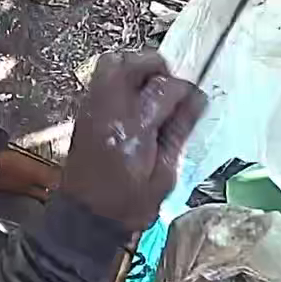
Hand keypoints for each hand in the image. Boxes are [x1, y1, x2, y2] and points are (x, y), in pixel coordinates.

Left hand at [59, 52, 205, 231]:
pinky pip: (101, 79)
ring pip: (111, 63)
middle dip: (157, 66)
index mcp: (132, 129)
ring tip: (152, 89)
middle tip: (172, 86)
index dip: (186, 90)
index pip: (164, 88)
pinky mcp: (84, 113)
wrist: (85, 219)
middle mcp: (108, 111)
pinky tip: (135, 101)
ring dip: (136, 68)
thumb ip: (178, 133)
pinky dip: (121, 79)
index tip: (196, 99)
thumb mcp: (165, 176)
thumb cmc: (125, 205)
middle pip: (131, 62)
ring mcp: (92, 109)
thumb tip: (195, 103)